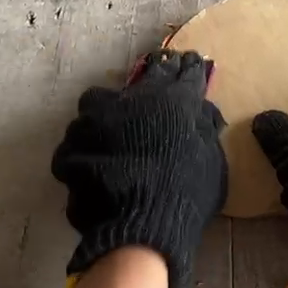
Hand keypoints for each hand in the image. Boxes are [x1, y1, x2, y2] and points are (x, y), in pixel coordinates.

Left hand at [51, 50, 226, 287]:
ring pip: (97, 101)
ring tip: (110, 125)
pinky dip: (83, 148)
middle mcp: (134, 100)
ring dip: (106, 111)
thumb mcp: (213, 161)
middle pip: (144, 77)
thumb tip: (203, 111)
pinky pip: (77, 142)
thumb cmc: (188, 194)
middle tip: (157, 84)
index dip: (190, 68)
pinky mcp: (74, 146)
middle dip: (154, 76)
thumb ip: (205, 130)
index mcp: (174, 102)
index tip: (192, 62)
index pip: (187, 74)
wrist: (141, 225)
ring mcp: (98, 120)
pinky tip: (88, 158)